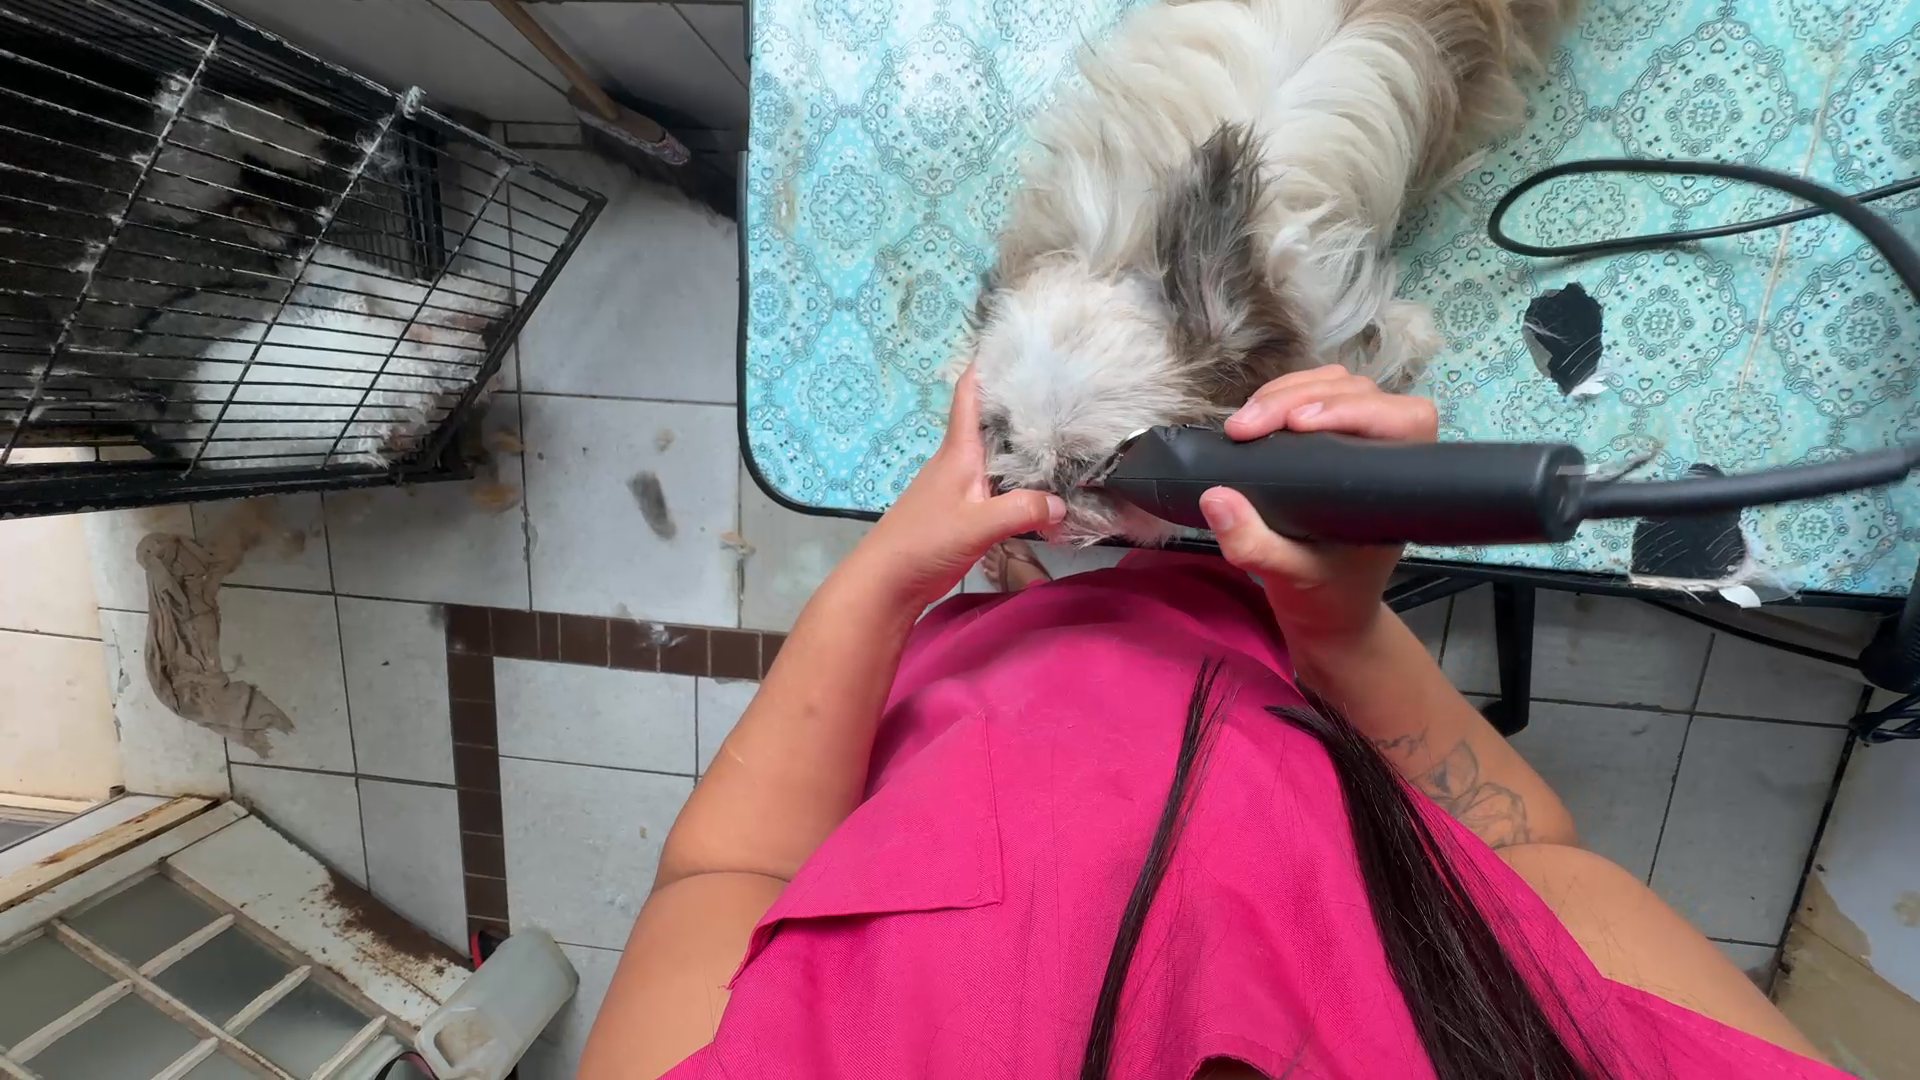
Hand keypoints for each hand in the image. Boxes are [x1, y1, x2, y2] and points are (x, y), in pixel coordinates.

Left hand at [848, 367, 1066, 607]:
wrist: (889, 582)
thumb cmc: (924, 542)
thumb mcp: (976, 524)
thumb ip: (1020, 510)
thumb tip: (1062, 504)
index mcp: (958, 451)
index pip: (969, 395)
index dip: (986, 365)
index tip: (1015, 344)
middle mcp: (959, 461)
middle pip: (989, 421)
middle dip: (1019, 402)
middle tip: (1061, 388)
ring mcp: (961, 486)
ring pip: (995, 453)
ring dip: (1022, 443)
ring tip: (1063, 431)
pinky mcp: (964, 510)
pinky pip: (997, 485)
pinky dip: (1019, 480)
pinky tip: (1043, 486)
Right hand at [1198, 364, 1438, 652]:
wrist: (1327, 607)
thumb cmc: (1324, 593)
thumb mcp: (1287, 576)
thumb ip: (1253, 544)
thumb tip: (1214, 496)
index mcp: (1399, 484)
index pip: (1399, 419)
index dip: (1351, 409)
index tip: (1296, 424)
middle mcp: (1387, 452)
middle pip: (1354, 391)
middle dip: (1293, 399)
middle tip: (1241, 429)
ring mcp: (1359, 440)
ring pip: (1332, 385)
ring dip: (1283, 393)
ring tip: (1241, 424)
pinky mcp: (1331, 437)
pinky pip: (1312, 396)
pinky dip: (1279, 398)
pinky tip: (1253, 420)